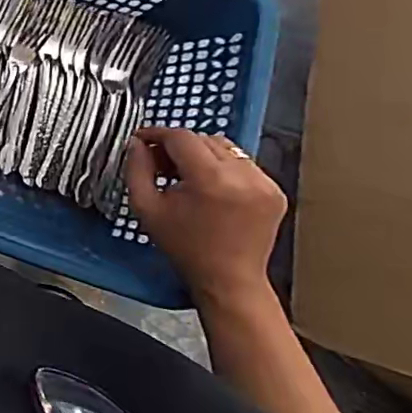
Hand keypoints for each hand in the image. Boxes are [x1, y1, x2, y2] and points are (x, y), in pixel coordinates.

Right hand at [122, 127, 286, 304]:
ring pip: (224, 148)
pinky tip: (209, 187)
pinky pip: (242, 163)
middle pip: (203, 139)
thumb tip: (137, 143)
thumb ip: (136, 169)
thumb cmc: (183, 245)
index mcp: (211, 180)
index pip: (182, 137)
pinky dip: (222, 167)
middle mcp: (243, 176)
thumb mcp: (146, 207)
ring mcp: (264, 183)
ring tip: (184, 175)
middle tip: (159, 163)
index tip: (141, 139)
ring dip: (200, 154)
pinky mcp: (275, 191)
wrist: (228, 278)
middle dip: (177, 146)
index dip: (157, 134)